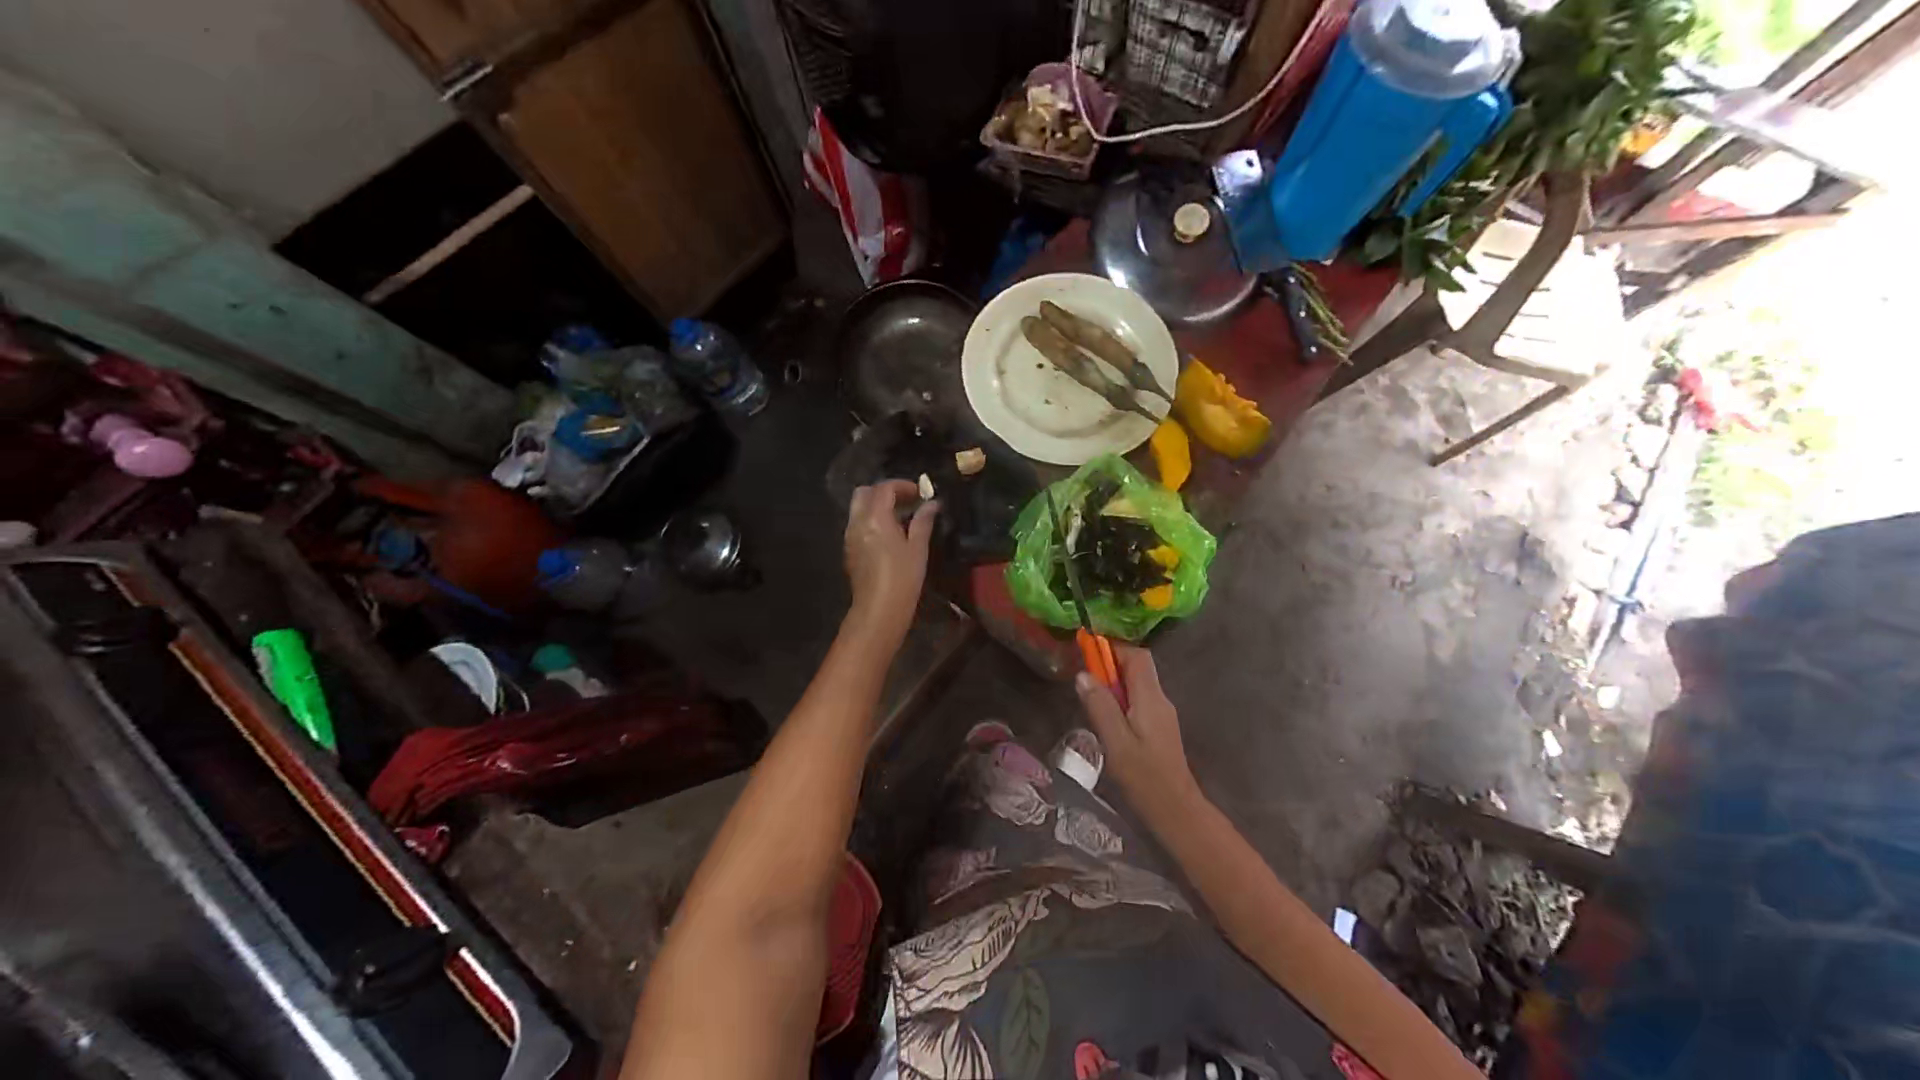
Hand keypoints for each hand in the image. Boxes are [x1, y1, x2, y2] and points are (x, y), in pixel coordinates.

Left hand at [843, 480, 937, 644]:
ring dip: (877, 506)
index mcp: (875, 517)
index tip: (920, 493)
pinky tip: (890, 535)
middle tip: (907, 502)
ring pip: (859, 509)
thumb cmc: (903, 578)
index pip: (884, 488)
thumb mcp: (918, 548)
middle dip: (885, 492)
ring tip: (902, 519)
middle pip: (865, 493)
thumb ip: (923, 521)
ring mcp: (850, 536)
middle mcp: (857, 522)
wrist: (878, 610)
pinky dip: (872, 521)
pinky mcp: (849, 550)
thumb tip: (932, 504)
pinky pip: (858, 525)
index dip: (903, 486)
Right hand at [1075, 644, 1199, 821]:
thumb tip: (1084, 674)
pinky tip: (1106, 719)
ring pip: (1137, 685)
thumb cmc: (1143, 775)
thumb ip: (1100, 705)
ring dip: (1114, 684)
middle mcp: (1160, 699)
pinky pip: (1139, 701)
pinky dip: (1120, 700)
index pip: (1137, 656)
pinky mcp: (1160, 728)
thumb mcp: (1115, 740)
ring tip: (1090, 699)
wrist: (1175, 809)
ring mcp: (1162, 714)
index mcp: (1150, 697)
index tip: (1088, 652)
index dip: (1113, 649)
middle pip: (1137, 667)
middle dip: (1110, 665)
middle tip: (1085, 678)